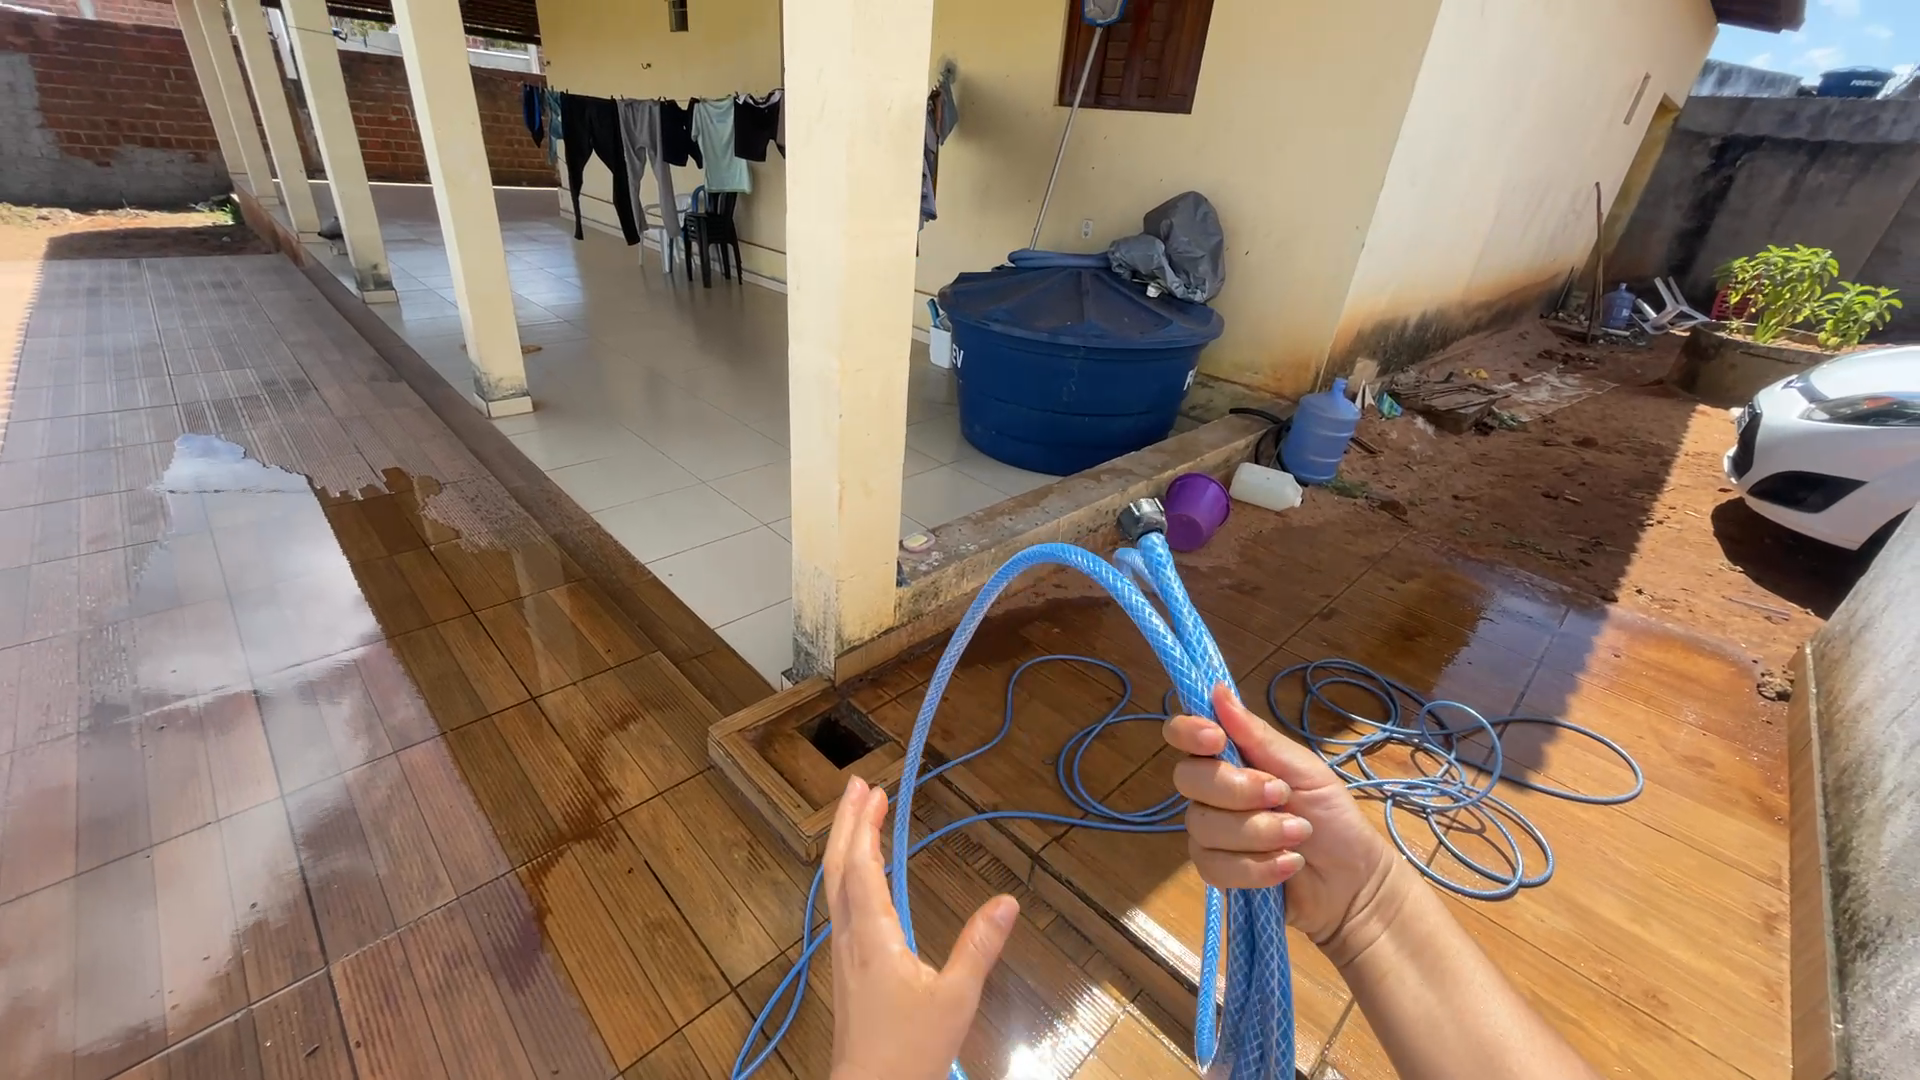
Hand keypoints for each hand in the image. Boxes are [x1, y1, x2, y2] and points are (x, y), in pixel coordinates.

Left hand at [823, 775, 1018, 1079]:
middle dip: (847, 823)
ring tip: (860, 817)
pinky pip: (843, 902)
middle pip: (838, 867)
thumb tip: (1007, 900)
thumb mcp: (955, 1000)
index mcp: (872, 934)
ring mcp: (843, 951)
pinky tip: (864, 873)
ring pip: (836, 884)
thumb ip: (978, 947)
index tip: (872, 789)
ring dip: (846, 844)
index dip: (864, 825)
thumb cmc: (910, 1051)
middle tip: (857, 785)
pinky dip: (851, 871)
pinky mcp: (847, 966)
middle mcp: (849, 934)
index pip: (861, 866)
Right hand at [1164, 683, 1416, 965]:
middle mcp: (1208, 790)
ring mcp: (1208, 832)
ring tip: (1298, 835)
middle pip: (1186, 778)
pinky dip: (1257, 866)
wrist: (1355, 880)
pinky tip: (1287, 864)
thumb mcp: (1303, 768)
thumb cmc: (1331, 815)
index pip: (1182, 734)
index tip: (1216, 739)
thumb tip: (1218, 689)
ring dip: (1258, 831)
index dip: (1188, 732)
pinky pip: (1214, 865)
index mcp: (1226, 756)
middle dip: (1236, 789)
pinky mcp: (1215, 870)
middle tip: (1281, 795)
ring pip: (1203, 825)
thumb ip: (1256, 735)